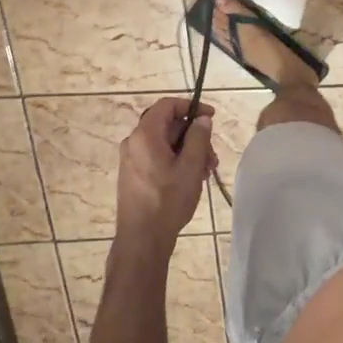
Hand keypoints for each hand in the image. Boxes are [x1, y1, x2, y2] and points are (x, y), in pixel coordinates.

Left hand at [116, 98, 215, 244]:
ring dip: (188, 151)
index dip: (191, 106)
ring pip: (164, 143)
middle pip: (167, 126)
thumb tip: (202, 119)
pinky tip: (190, 179)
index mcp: (145, 135)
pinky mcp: (133, 173)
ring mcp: (131, 159)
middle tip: (212, 157)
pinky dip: (176, 161)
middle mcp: (133, 142)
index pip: (166, 105)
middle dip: (194, 136)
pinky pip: (157, 157)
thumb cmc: (168, 200)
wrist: (142, 237)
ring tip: (205, 172)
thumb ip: (198, 138)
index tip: (211, 117)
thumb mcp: (190, 167)